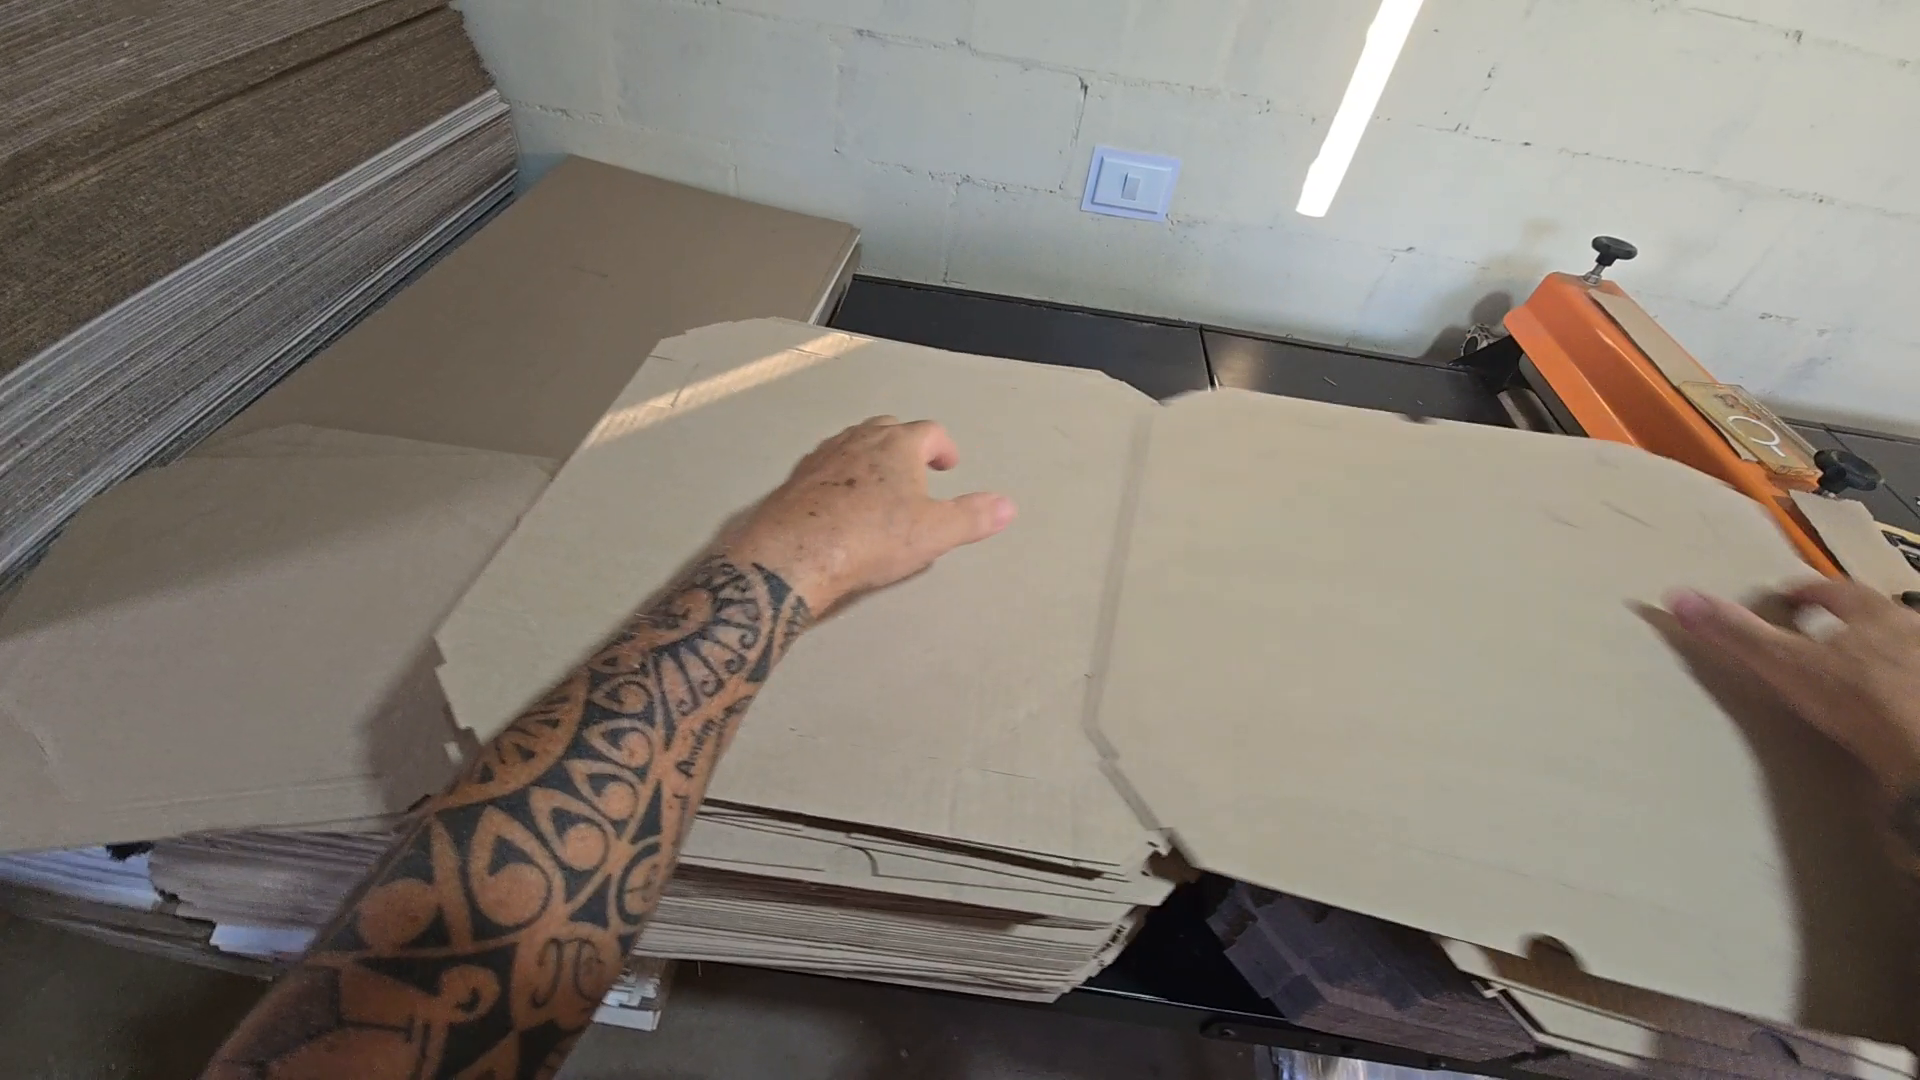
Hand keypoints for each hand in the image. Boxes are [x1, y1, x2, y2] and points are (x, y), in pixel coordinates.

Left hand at [727, 417, 1016, 611]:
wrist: (794, 554)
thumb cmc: (871, 538)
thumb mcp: (934, 532)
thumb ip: (972, 517)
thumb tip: (1008, 505)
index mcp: (897, 445)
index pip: (929, 431)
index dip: (944, 447)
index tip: (949, 465)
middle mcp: (858, 440)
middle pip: (888, 428)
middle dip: (906, 445)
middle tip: (916, 470)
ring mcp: (823, 457)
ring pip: (852, 443)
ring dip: (871, 456)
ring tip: (880, 484)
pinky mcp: (795, 479)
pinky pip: (825, 466)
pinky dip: (841, 475)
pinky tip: (841, 501)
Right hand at [1666, 580, 1919, 790]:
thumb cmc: (1856, 699)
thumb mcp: (1781, 663)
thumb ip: (1733, 631)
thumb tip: (1677, 596)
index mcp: (1877, 614)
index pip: (1837, 590)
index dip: (1805, 593)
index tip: (1783, 601)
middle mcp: (1915, 630)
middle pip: (1875, 615)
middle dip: (1845, 622)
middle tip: (1816, 635)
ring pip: (1902, 646)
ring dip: (1877, 650)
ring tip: (1850, 669)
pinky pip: (1911, 678)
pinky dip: (1897, 681)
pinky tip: (1883, 701)